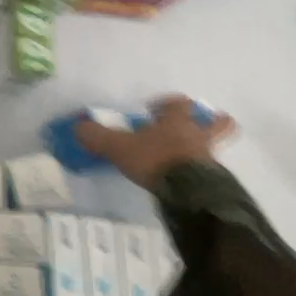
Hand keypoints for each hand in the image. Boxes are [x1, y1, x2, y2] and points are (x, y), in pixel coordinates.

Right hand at [78, 95, 237, 190]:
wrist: (189, 192)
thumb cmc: (154, 159)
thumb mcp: (118, 146)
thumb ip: (97, 136)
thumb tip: (78, 126)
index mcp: (176, 121)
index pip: (179, 103)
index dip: (170, 103)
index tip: (156, 110)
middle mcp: (197, 136)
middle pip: (218, 123)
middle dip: (213, 121)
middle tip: (199, 126)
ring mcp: (210, 159)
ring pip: (217, 147)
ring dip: (208, 149)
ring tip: (194, 157)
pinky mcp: (216, 181)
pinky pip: (214, 173)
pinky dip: (205, 174)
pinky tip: (191, 182)